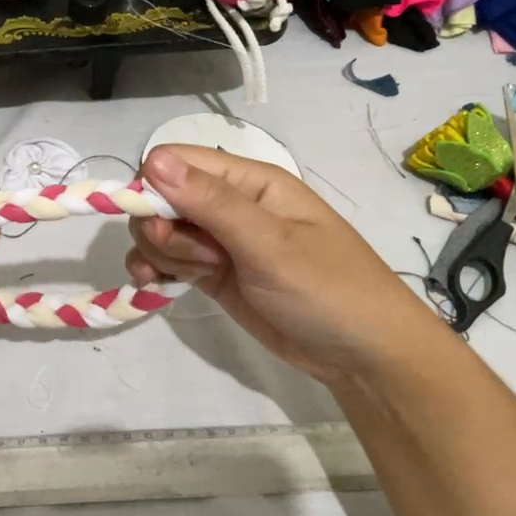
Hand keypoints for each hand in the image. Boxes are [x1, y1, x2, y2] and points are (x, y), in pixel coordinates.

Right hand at [125, 144, 445, 385]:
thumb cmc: (328, 289)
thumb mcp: (270, 245)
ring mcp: (219, 241)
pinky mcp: (212, 273)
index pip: (174, 161)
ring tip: (196, 276)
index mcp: (250, 181)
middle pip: (159, 198)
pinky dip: (154, 271)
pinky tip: (158, 287)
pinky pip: (166, 260)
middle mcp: (229, 204)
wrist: (363, 355)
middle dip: (159, 229)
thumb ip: (211, 203)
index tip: (163, 225)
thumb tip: (152, 160)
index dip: (153, 188)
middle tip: (195, 260)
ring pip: (159, 231)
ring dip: (159, 253)